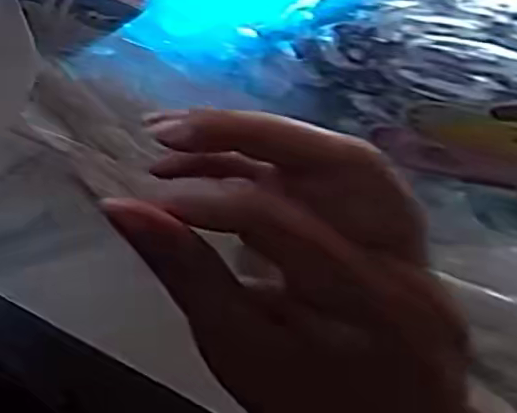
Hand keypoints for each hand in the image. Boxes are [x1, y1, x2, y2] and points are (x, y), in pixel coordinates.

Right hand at [102, 109, 469, 412]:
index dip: (203, 201)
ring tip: (164, 133)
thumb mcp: (235, 343)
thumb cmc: (303, 394)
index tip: (144, 206)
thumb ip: (182, 269)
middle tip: (165, 131)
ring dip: (243, 133)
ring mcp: (389, 241)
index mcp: (375, 301)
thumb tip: (115, 205)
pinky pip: (306, 170)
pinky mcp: (356, 227)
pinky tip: (184, 162)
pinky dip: (241, 154)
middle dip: (247, 131)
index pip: (282, 219)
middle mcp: (400, 261)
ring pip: (330, 156)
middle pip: (343, 163)